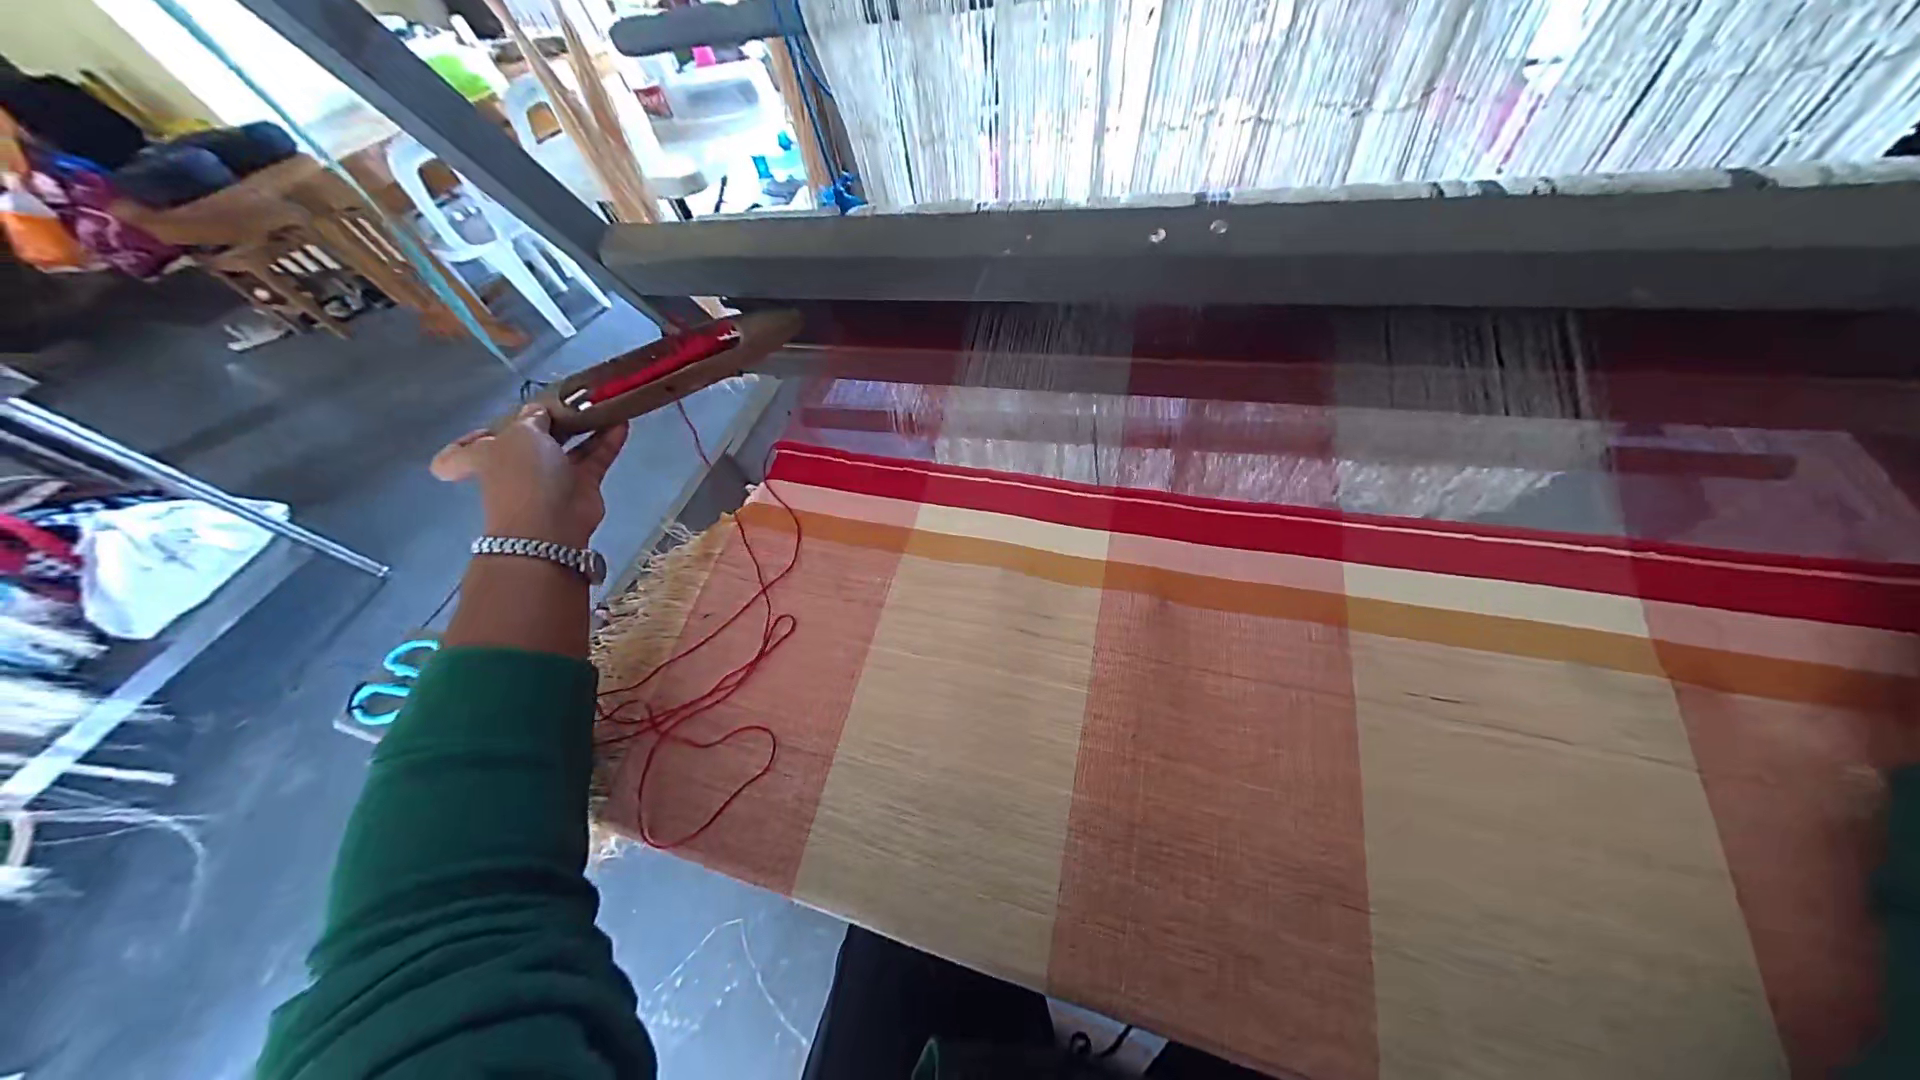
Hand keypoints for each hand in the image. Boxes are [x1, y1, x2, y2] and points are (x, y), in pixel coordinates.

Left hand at [431, 404, 628, 547]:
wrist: (551, 525)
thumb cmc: (524, 475)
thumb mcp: (521, 434)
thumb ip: (532, 418)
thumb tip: (539, 412)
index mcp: (486, 454)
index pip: (460, 452)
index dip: (469, 439)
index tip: (489, 428)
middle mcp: (516, 464)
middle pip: (528, 440)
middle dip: (547, 421)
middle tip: (570, 401)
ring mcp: (551, 476)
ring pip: (569, 446)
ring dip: (584, 427)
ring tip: (603, 406)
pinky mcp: (582, 485)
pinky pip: (596, 458)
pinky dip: (608, 441)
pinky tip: (622, 422)